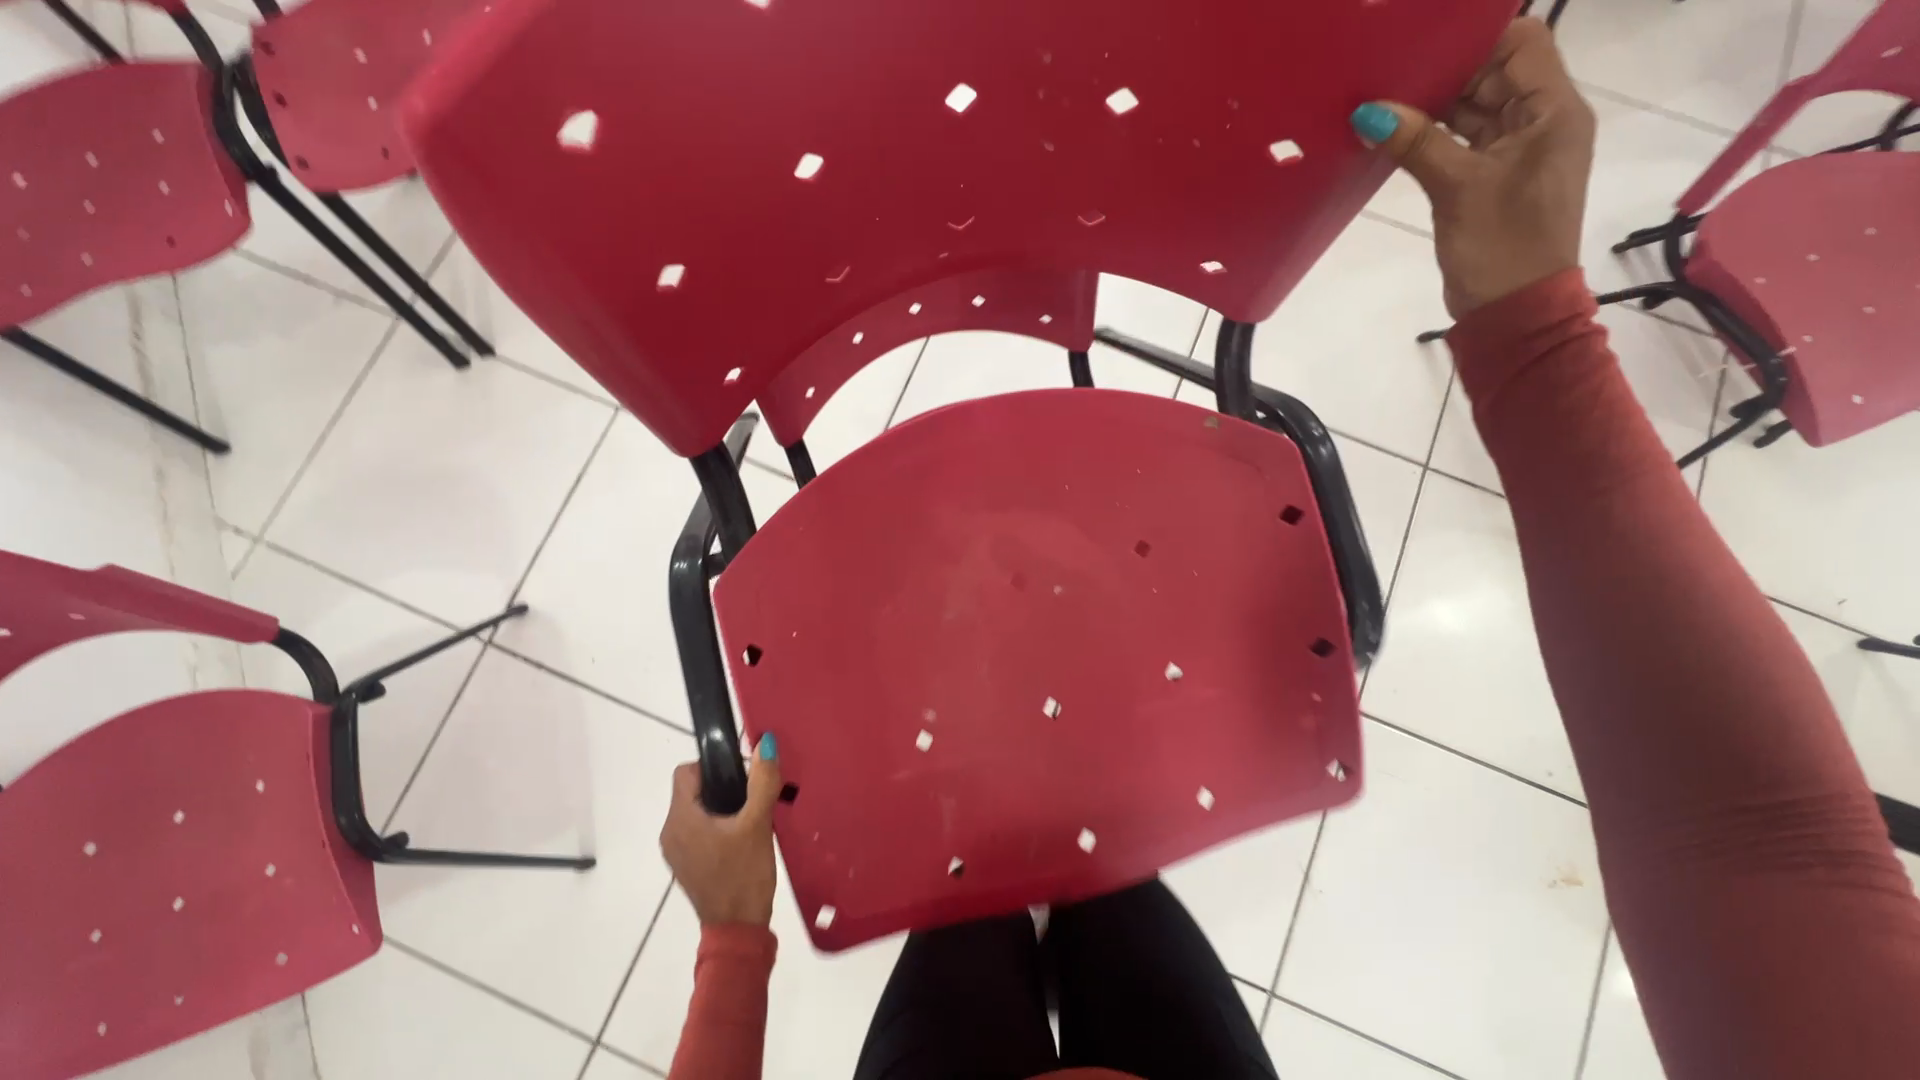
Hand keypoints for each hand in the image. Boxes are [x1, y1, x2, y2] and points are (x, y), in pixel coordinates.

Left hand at [660, 734, 782, 926]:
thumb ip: (762, 782)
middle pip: (692, 791)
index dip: (712, 768)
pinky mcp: (686, 865)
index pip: (686, 772)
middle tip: (751, 801)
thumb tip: (766, 743)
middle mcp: (670, 832)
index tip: (740, 780)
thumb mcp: (757, 825)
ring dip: (721, 809)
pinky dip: (717, 828)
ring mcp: (675, 851)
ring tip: (750, 821)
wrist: (738, 929)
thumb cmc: (744, 874)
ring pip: (697, 812)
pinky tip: (741, 841)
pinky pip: (698, 832)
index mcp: (680, 819)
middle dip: (722, 789)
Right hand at [1350, 18, 1596, 318]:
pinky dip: (1432, 137)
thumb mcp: (1459, 188)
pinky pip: (1462, 143)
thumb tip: (1369, 111)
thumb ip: (1417, 143)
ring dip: (1434, 106)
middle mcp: (1541, 123)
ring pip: (1474, 110)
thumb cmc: (1503, 245)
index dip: (1478, 36)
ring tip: (1384, 98)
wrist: (1514, 311)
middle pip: (1494, 74)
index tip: (1424, 40)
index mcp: (1554, 112)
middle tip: (1390, 68)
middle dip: (1446, 71)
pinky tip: (1394, 134)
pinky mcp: (1491, 180)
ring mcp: (1515, 153)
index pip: (1522, 44)